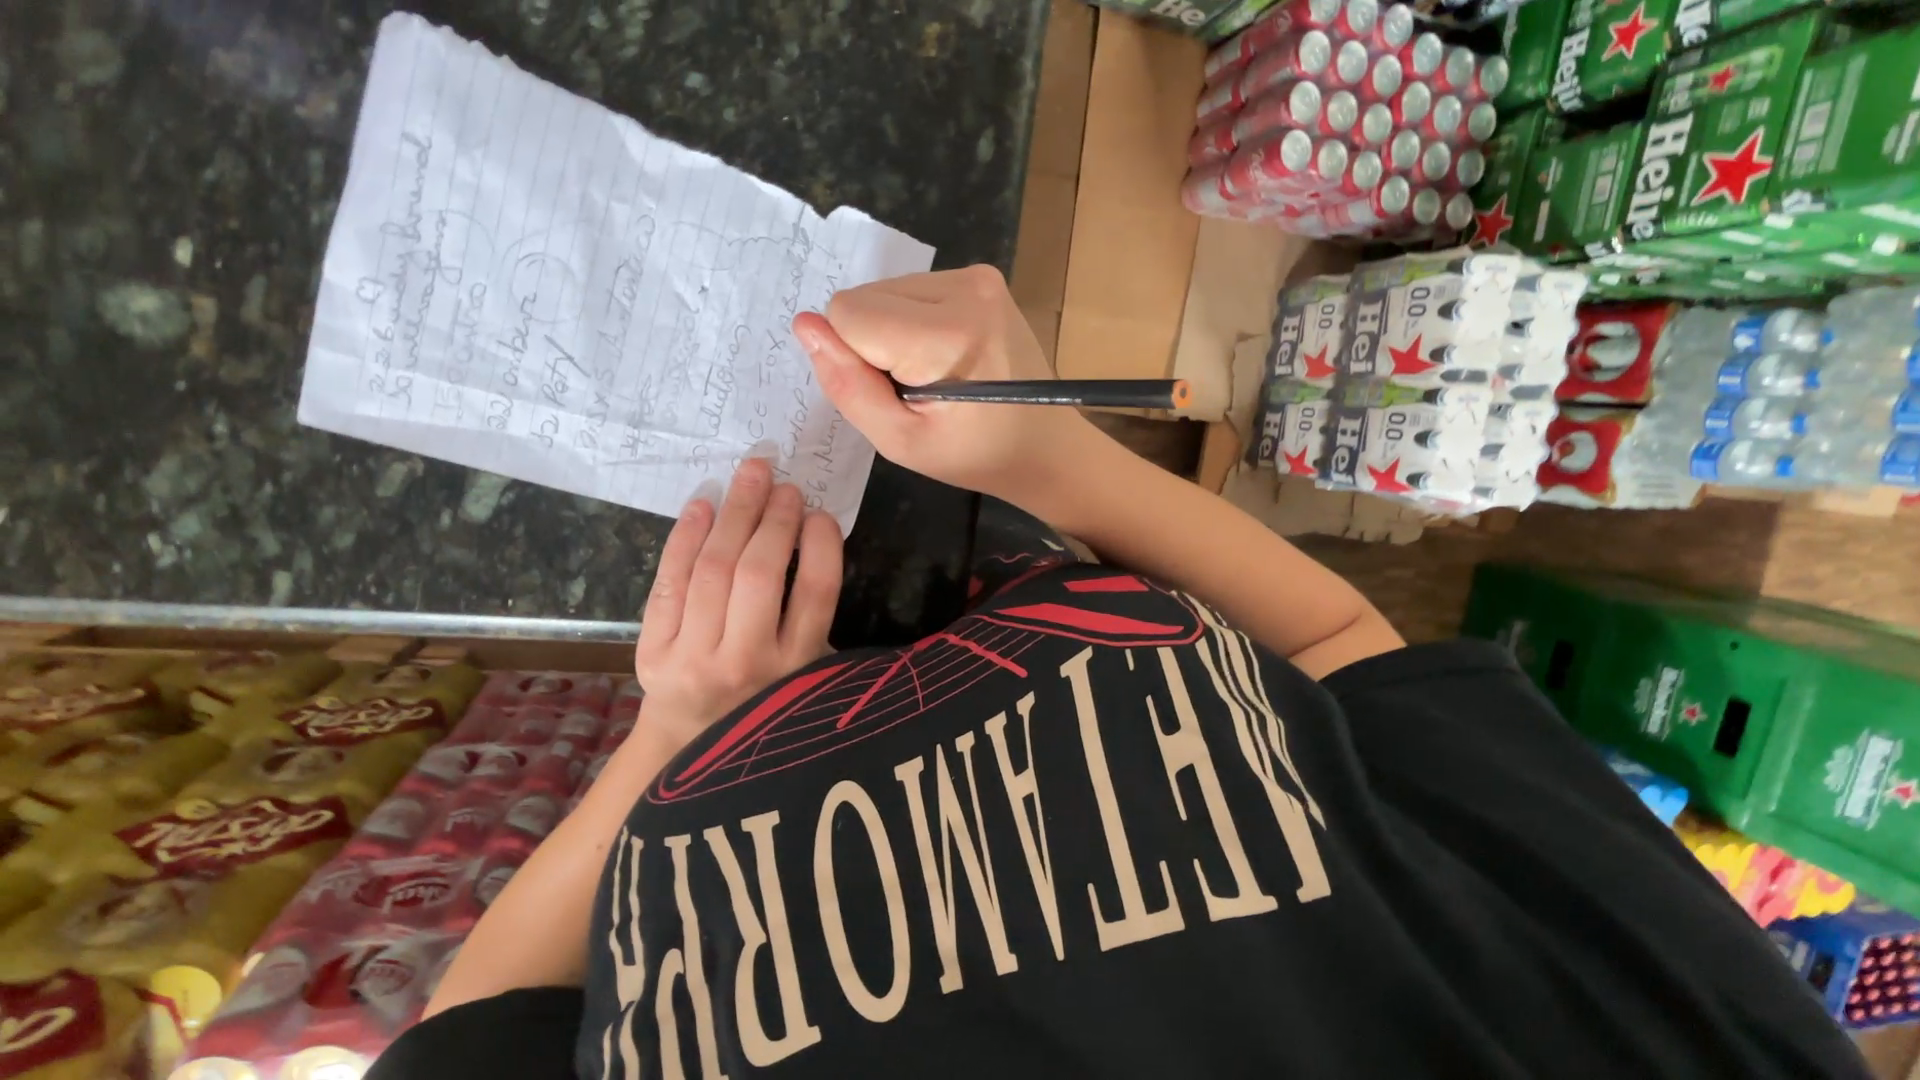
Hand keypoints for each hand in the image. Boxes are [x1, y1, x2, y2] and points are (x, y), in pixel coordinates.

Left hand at [634, 459, 841, 747]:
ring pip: (712, 570)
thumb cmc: (762, 698)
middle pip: (758, 574)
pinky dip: (685, 538)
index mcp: (796, 671)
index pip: (814, 593)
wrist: (691, 743)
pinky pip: (669, 582)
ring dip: (733, 515)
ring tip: (749, 478)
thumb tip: (808, 529)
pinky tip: (704, 506)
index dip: (820, 544)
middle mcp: (746, 664)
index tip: (821, 513)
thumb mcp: (805, 670)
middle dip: (772, 518)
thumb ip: (809, 616)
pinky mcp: (653, 651)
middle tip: (782, 483)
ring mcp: (694, 657)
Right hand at [792, 265, 1096, 510]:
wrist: (1046, 445)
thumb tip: (804, 325)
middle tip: (916, 388)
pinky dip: (914, 323)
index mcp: (949, 333)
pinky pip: (911, 289)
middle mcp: (966, 287)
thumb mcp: (900, 441)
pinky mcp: (982, 276)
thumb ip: (847, 385)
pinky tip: (945, 357)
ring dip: (893, 333)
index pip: (848, 312)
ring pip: (885, 292)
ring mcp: (978, 276)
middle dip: (874, 344)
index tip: (894, 392)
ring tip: (934, 375)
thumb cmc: (974, 455)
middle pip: (865, 297)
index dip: (855, 359)